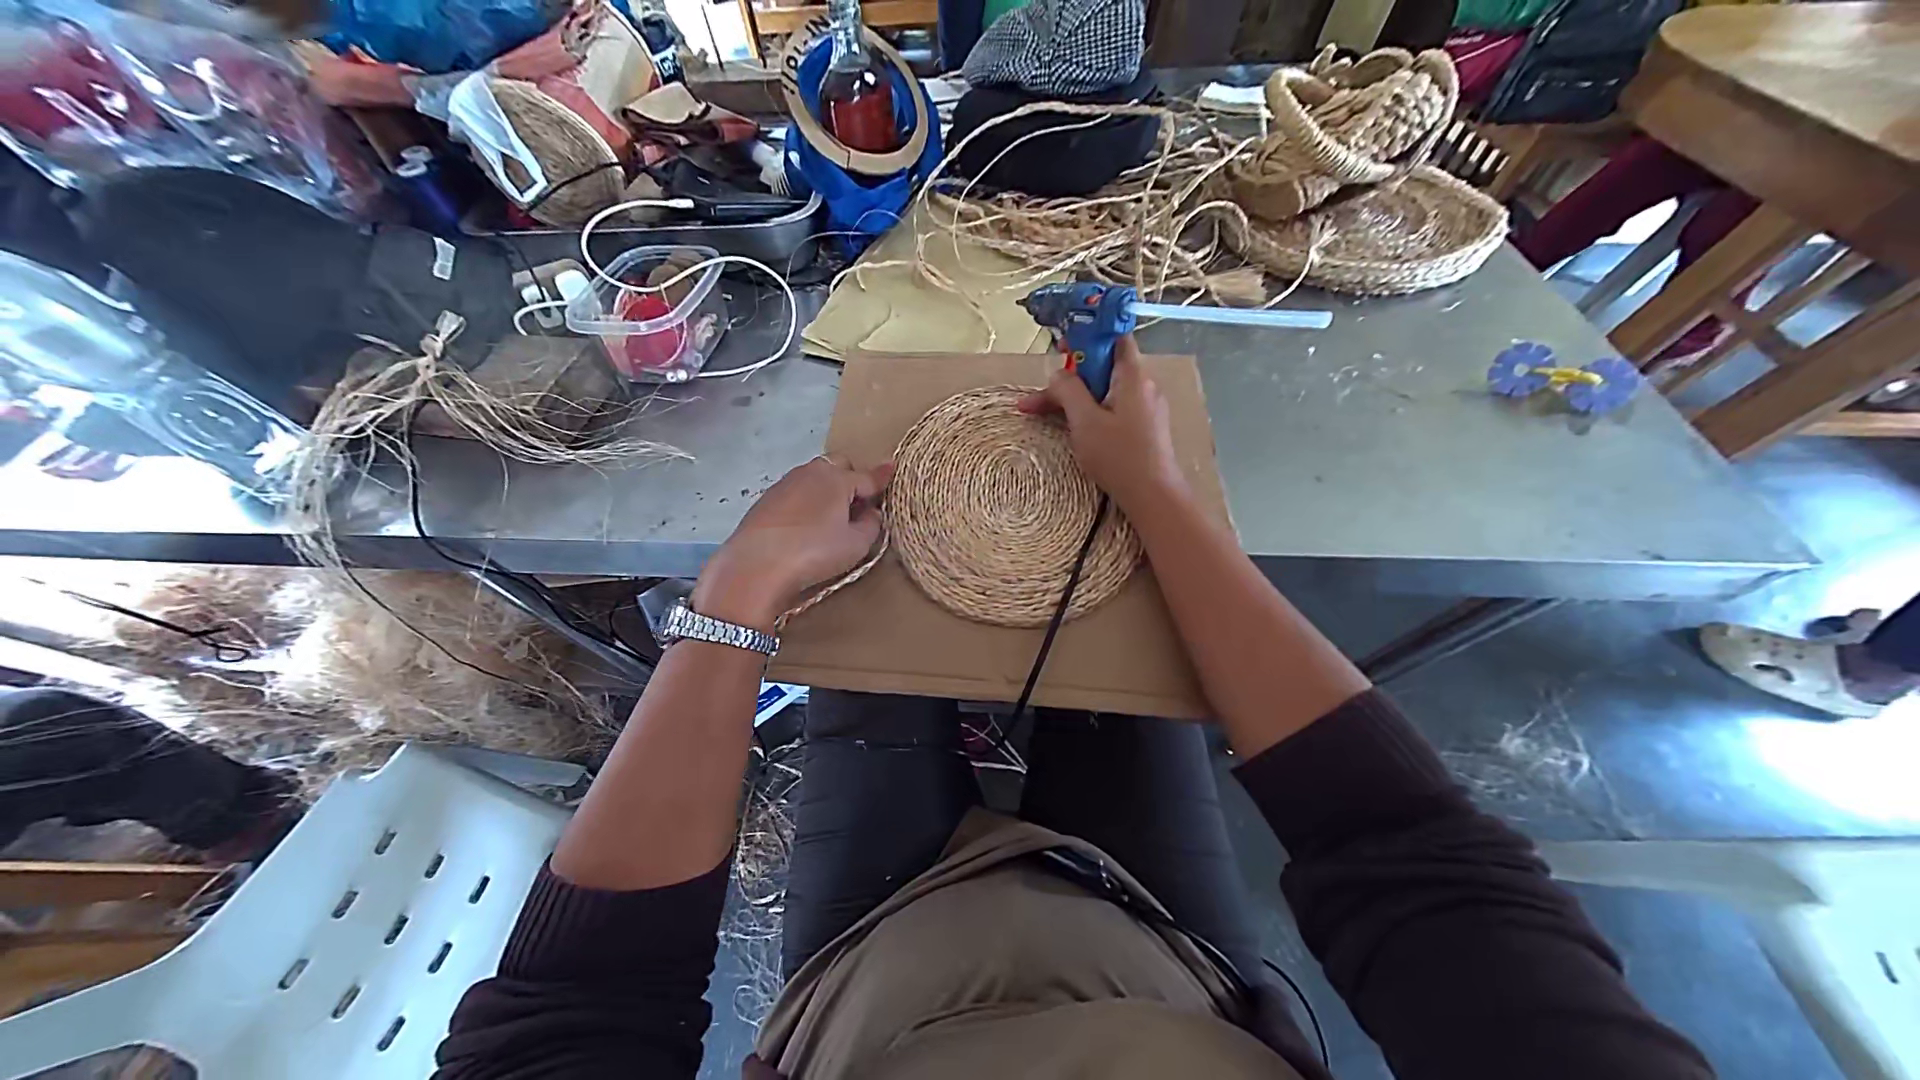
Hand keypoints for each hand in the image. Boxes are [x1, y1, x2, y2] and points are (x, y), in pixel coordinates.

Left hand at [693, 457, 893, 630]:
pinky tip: (804, 527)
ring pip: (815, 478)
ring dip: (827, 490)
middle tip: (858, 506)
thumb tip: (871, 512)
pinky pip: (796, 493)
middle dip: (852, 479)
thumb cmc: (813, 553)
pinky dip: (807, 501)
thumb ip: (871, 524)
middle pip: (839, 466)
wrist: (755, 566)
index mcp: (837, 478)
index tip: (891, 471)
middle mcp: (811, 473)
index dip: (882, 477)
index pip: (867, 476)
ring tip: (830, 519)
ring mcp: (785, 484)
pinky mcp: (766, 500)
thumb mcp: (856, 544)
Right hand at [1017, 335, 1187, 513]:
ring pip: (1106, 391)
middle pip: (1104, 367)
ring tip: (1043, 413)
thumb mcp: (1084, 421)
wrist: (1153, 496)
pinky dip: (1091, 413)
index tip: (1061, 348)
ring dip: (1076, 399)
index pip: (1114, 337)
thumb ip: (1068, 391)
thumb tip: (1057, 373)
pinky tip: (1072, 428)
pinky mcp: (1144, 428)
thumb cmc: (1119, 456)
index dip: (1087, 336)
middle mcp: (1143, 386)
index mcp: (1132, 376)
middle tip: (1041, 393)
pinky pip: (1114, 409)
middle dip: (1071, 378)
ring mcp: (1146, 408)